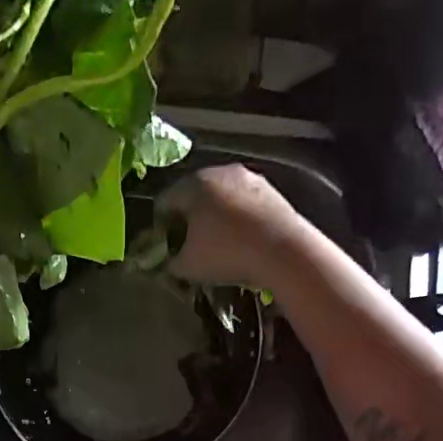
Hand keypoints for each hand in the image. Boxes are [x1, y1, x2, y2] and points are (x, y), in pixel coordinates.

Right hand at [157, 165, 311, 291]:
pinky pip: (242, 203)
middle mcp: (218, 171)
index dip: (159, 225)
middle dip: (188, 218)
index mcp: (192, 184)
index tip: (163, 246)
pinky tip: (240, 241)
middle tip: (188, 245)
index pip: (164, 201)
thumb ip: (169, 262)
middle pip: (193, 194)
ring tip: (216, 244)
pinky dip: (236, 218)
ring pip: (220, 197)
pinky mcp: (269, 189)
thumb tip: (166, 261)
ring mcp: (247, 177)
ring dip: (214, 217)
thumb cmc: (226, 254)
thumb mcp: (188, 267)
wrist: (283, 250)